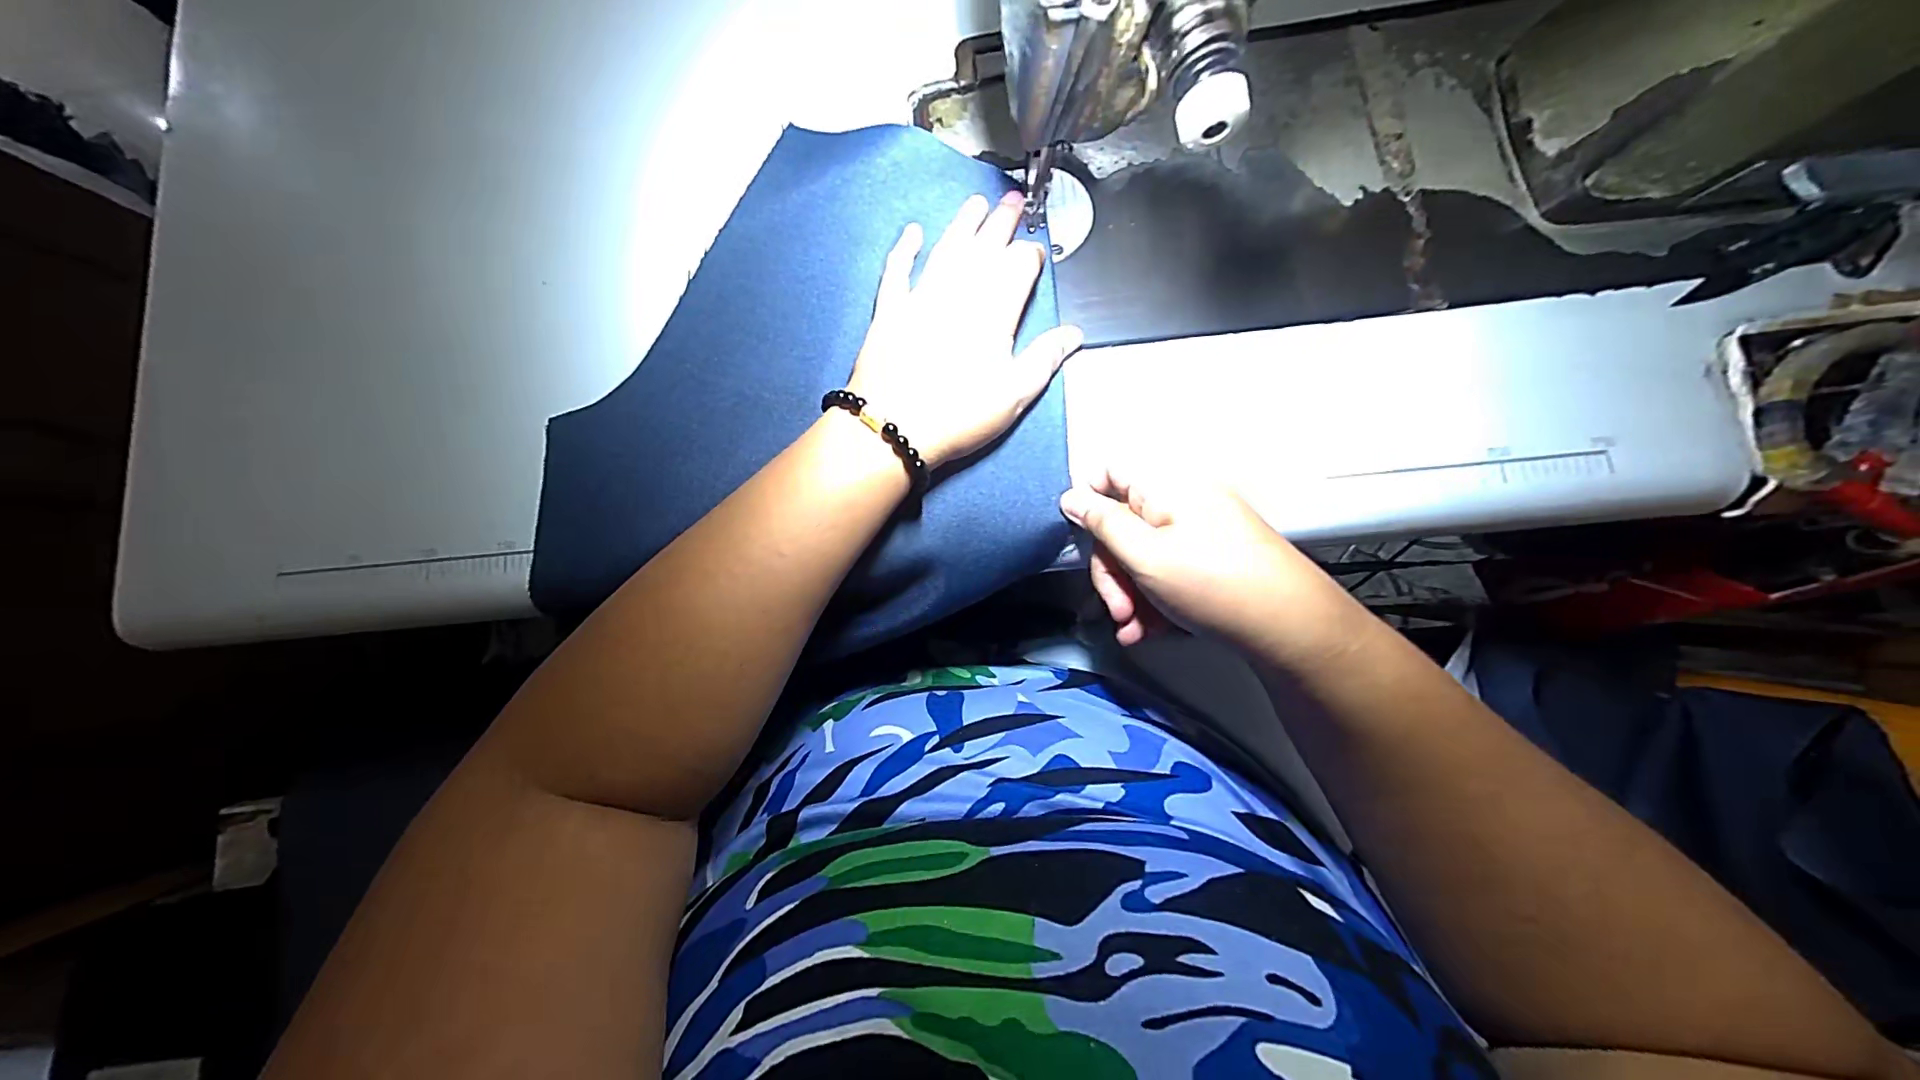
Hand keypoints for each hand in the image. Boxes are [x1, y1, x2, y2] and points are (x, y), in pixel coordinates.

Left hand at [844, 192, 1085, 468]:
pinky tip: (914, 233)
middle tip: (1012, 201)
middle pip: (985, 247)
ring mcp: (921, 298)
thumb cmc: (957, 415)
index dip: (1030, 254)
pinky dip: (906, 248)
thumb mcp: (1013, 394)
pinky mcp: (889, 310)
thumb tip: (1073, 334)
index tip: (1036, 252)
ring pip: (946, 248)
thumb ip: (1045, 358)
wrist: (892, 428)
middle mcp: (959, 294)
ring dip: (962, 224)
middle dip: (1002, 222)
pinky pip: (898, 269)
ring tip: (975, 204)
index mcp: (994, 312)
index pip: (1018, 267)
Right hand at [1060, 467, 1356, 658]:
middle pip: (1122, 524)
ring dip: (1130, 594)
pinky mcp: (1211, 557)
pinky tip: (1152, 628)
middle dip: (1112, 571)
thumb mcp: (1144, 555)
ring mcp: (1200, 529)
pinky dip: (1154, 597)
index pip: (1110, 474)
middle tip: (1117, 606)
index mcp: (1167, 487)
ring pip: (1142, 554)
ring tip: (1135, 627)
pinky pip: (1168, 569)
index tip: (1085, 542)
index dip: (1089, 506)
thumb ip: (1102, 523)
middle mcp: (1184, 501)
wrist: (1289, 626)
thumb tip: (1073, 497)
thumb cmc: (1220, 586)